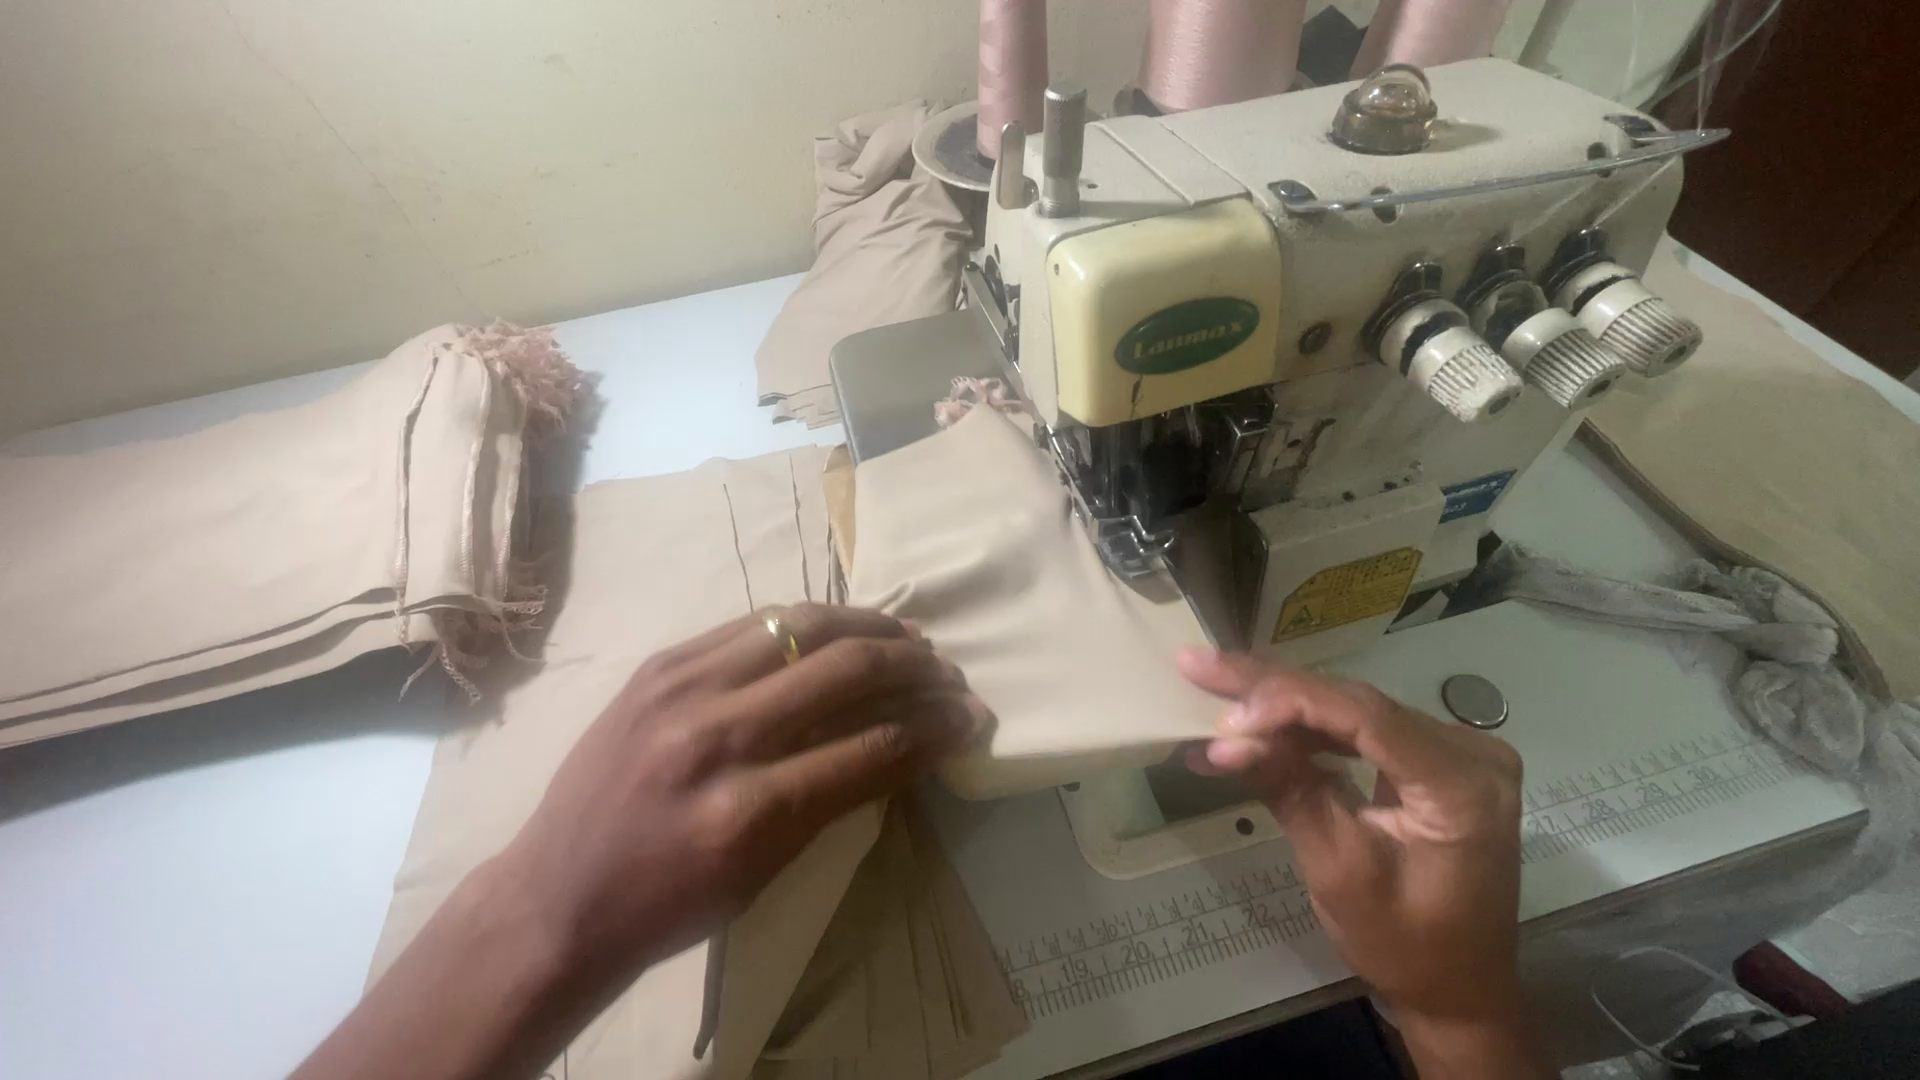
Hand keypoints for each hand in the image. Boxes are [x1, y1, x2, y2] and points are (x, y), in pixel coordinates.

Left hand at [494, 604, 985, 978]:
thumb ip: (841, 795)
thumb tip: (912, 739)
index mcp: (748, 813)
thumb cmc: (671, 902)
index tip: (970, 717)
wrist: (557, 894)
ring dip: (869, 627)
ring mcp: (681, 688)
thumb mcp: (768, 870)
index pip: (871, 748)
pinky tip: (841, 629)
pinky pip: (755, 622)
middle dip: (914, 667)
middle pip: (844, 671)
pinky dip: (811, 622)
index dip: (934, 728)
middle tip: (947, 673)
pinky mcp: (661, 663)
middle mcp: (716, 737)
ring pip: (802, 625)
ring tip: (907, 636)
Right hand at [1178, 649, 1526, 1026]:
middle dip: (1269, 688)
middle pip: (1352, 702)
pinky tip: (1249, 717)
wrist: (1457, 989)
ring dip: (1275, 700)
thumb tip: (1223, 739)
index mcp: (1461, 784)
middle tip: (1199, 666)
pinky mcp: (1425, 757)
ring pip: (1346, 707)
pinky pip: (1354, 727)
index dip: (1288, 702)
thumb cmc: (1404, 944)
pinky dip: (1298, 726)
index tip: (1224, 713)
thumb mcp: (1339, 869)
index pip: (1365, 717)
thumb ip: (1288, 790)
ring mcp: (1449, 750)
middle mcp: (1466, 750)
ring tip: (1210, 683)